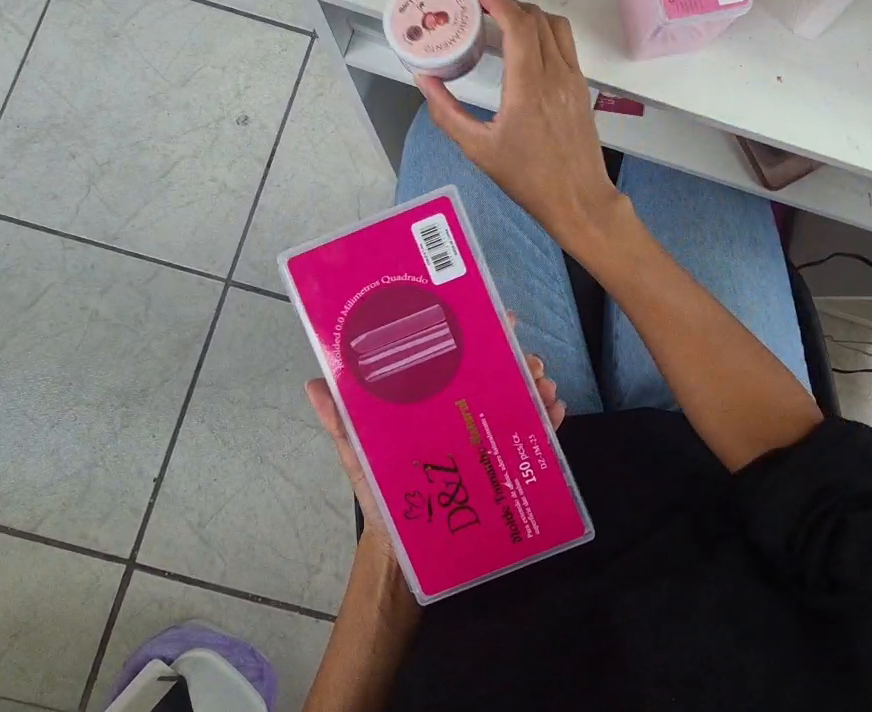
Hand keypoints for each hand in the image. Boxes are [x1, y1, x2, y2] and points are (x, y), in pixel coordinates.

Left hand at [305, 351, 564, 553]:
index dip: (480, 333)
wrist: (403, 552)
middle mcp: (461, 411)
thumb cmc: (381, 496)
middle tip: (531, 363)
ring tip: (546, 389)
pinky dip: (547, 422)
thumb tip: (314, 383)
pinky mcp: (500, 464)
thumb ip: (341, 423)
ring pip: (517, 401)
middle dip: (518, 362)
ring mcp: (482, 437)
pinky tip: (557, 413)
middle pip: (496, 375)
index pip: (457, 358)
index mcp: (431, 401)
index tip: (502, 319)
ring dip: (536, 388)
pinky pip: (530, 438)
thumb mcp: (358, 456)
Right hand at [417, 0, 623, 252]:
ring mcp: (573, 79)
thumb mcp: (478, 148)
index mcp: (528, 86)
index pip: (518, 25)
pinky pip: (565, 45)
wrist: (578, 198)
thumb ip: (447, 112)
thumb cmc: (527, 178)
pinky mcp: (581, 88)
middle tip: (483, 6)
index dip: (497, 0)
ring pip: (556, 27)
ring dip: (530, 15)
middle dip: (509, 4)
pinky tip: (526, 47)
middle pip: (537, 18)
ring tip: (504, 21)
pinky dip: (545, 33)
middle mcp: (555, 74)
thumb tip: (424, 80)